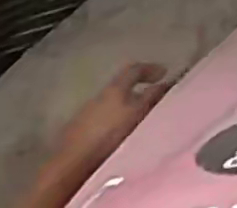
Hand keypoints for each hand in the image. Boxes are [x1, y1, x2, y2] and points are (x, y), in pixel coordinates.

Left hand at [52, 63, 170, 176]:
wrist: (69, 168)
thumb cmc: (110, 133)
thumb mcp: (139, 112)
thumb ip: (154, 96)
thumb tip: (167, 82)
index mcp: (114, 87)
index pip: (134, 69)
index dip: (150, 69)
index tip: (164, 73)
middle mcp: (97, 97)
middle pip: (121, 88)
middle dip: (137, 92)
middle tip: (152, 100)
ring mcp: (83, 116)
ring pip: (109, 107)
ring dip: (123, 110)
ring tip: (136, 122)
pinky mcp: (74, 136)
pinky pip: (99, 123)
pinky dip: (111, 125)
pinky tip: (117, 137)